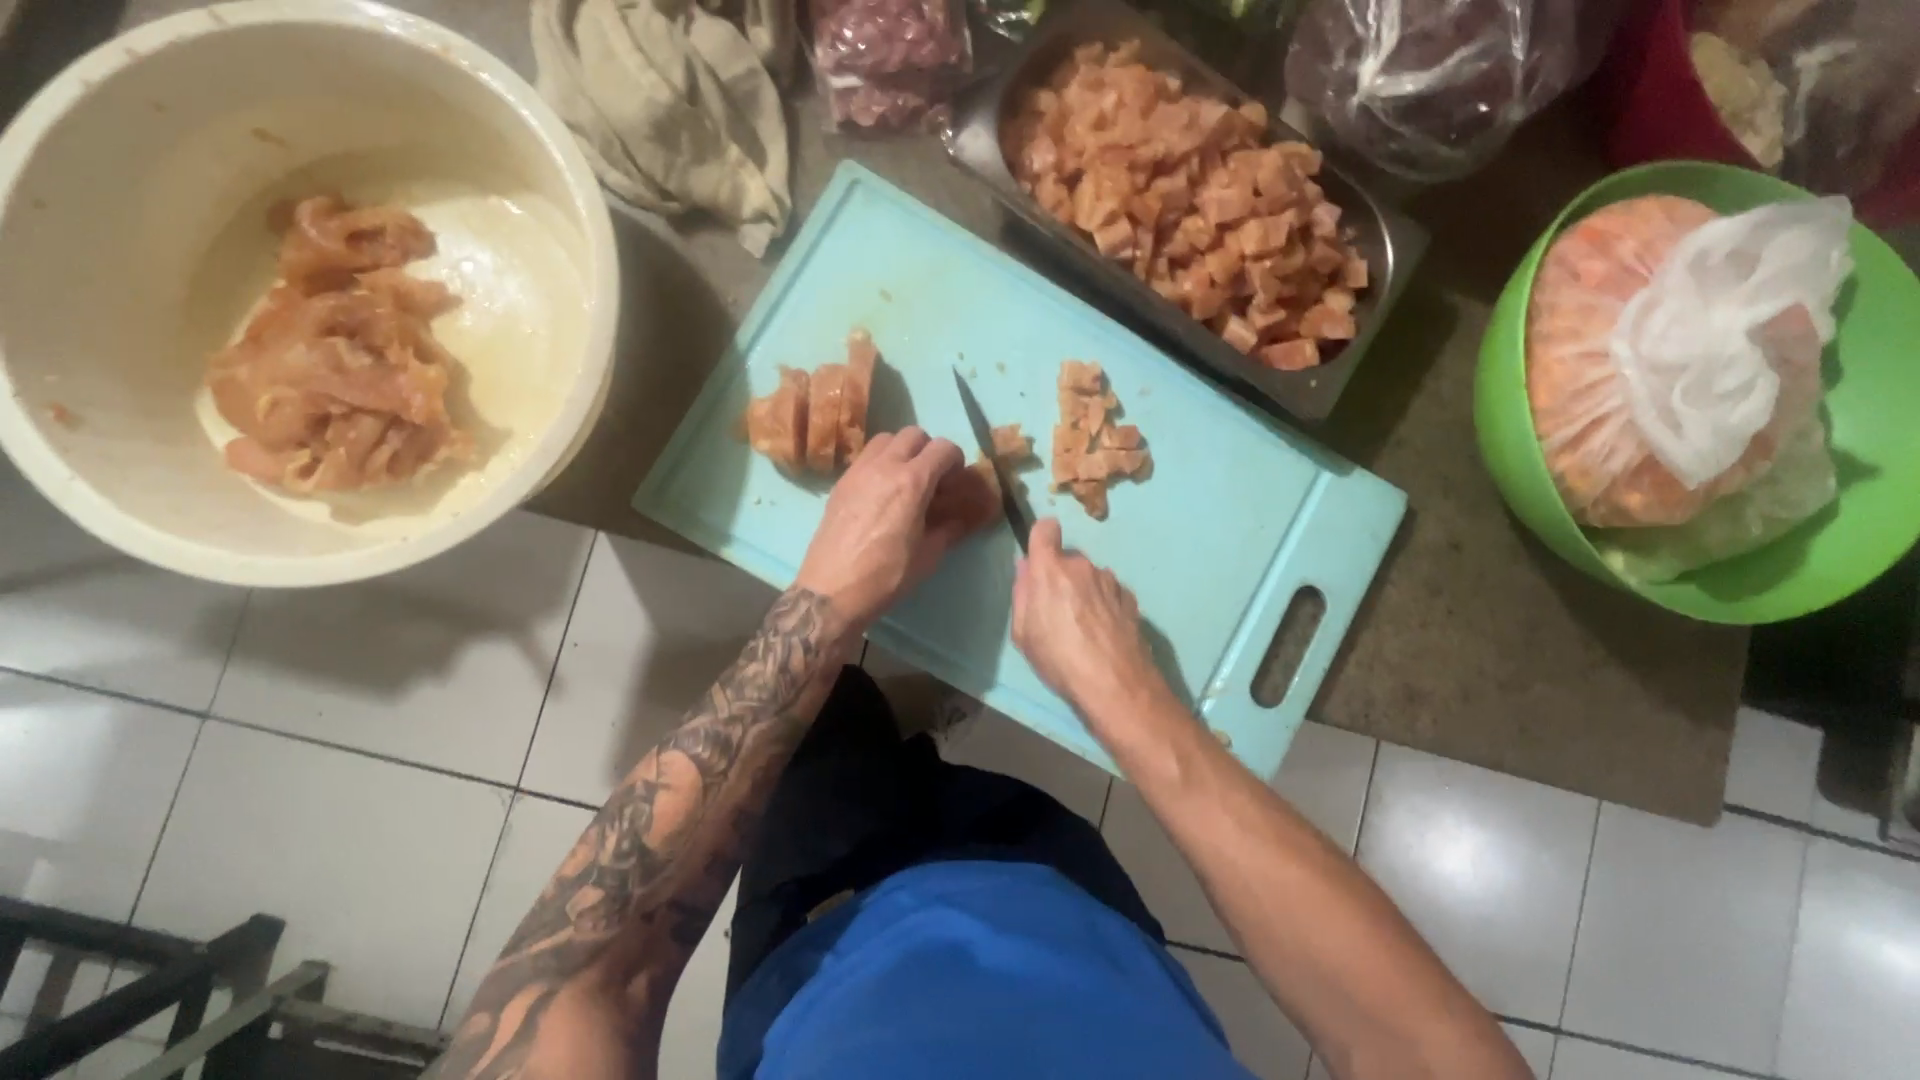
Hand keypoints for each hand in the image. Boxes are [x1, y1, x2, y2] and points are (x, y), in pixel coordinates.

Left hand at [795, 427, 969, 629]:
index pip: (943, 448)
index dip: (955, 460)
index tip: (955, 481)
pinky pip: (865, 456)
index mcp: (912, 482)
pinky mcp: (840, 482)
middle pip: (913, 434)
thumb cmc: (885, 577)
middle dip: (928, 450)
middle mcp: (884, 466)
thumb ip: (949, 530)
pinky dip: (879, 462)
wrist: (831, 591)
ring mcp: (858, 471)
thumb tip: (961, 519)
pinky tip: (881, 492)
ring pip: (885, 439)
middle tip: (931, 477)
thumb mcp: (927, 557)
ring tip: (904, 479)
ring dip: (901, 450)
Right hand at [1011, 519, 1169, 721]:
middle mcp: (1083, 566)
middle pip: (1068, 559)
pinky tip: (1104, 632)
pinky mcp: (1130, 598)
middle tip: (1057, 611)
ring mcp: (1110, 581)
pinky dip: (1105, 604)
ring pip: (1090, 576)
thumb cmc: (1059, 660)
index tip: (1040, 557)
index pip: (1045, 529)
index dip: (1041, 538)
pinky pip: (1110, 592)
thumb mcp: (1023, 634)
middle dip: (1061, 577)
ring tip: (1084, 627)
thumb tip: (1024, 567)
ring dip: (1085, 591)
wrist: (1115, 685)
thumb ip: (1022, 593)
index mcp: (1051, 570)